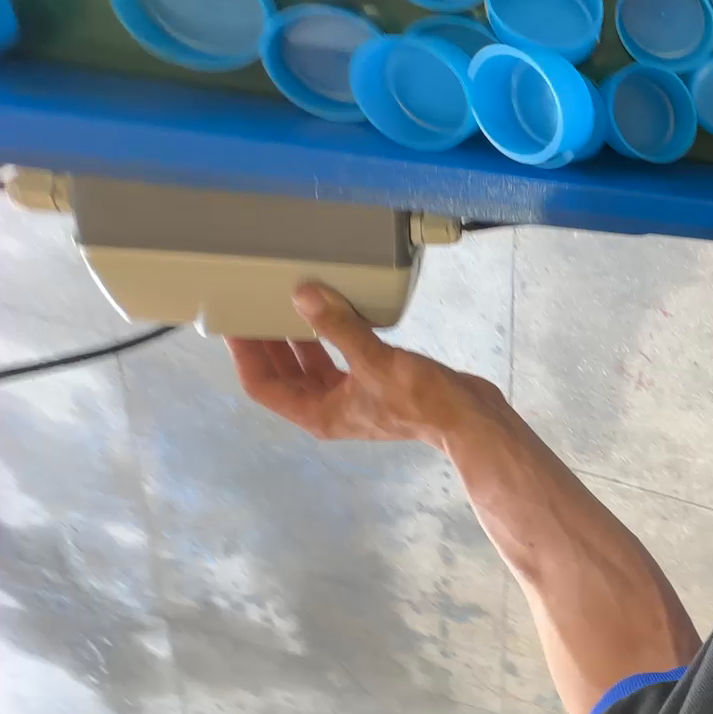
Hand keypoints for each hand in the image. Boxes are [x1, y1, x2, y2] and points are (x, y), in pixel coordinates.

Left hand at [226, 283, 498, 446]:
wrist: (472, 418)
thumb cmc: (421, 399)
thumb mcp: (377, 361)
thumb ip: (339, 328)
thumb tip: (303, 295)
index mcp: (318, 413)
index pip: (263, 385)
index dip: (247, 354)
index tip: (238, 323)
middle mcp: (333, 409)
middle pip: (288, 376)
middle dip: (273, 345)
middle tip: (262, 309)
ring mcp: (361, 399)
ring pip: (319, 368)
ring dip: (307, 342)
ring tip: (300, 309)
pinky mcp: (386, 388)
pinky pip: (349, 362)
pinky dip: (341, 342)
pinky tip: (348, 320)